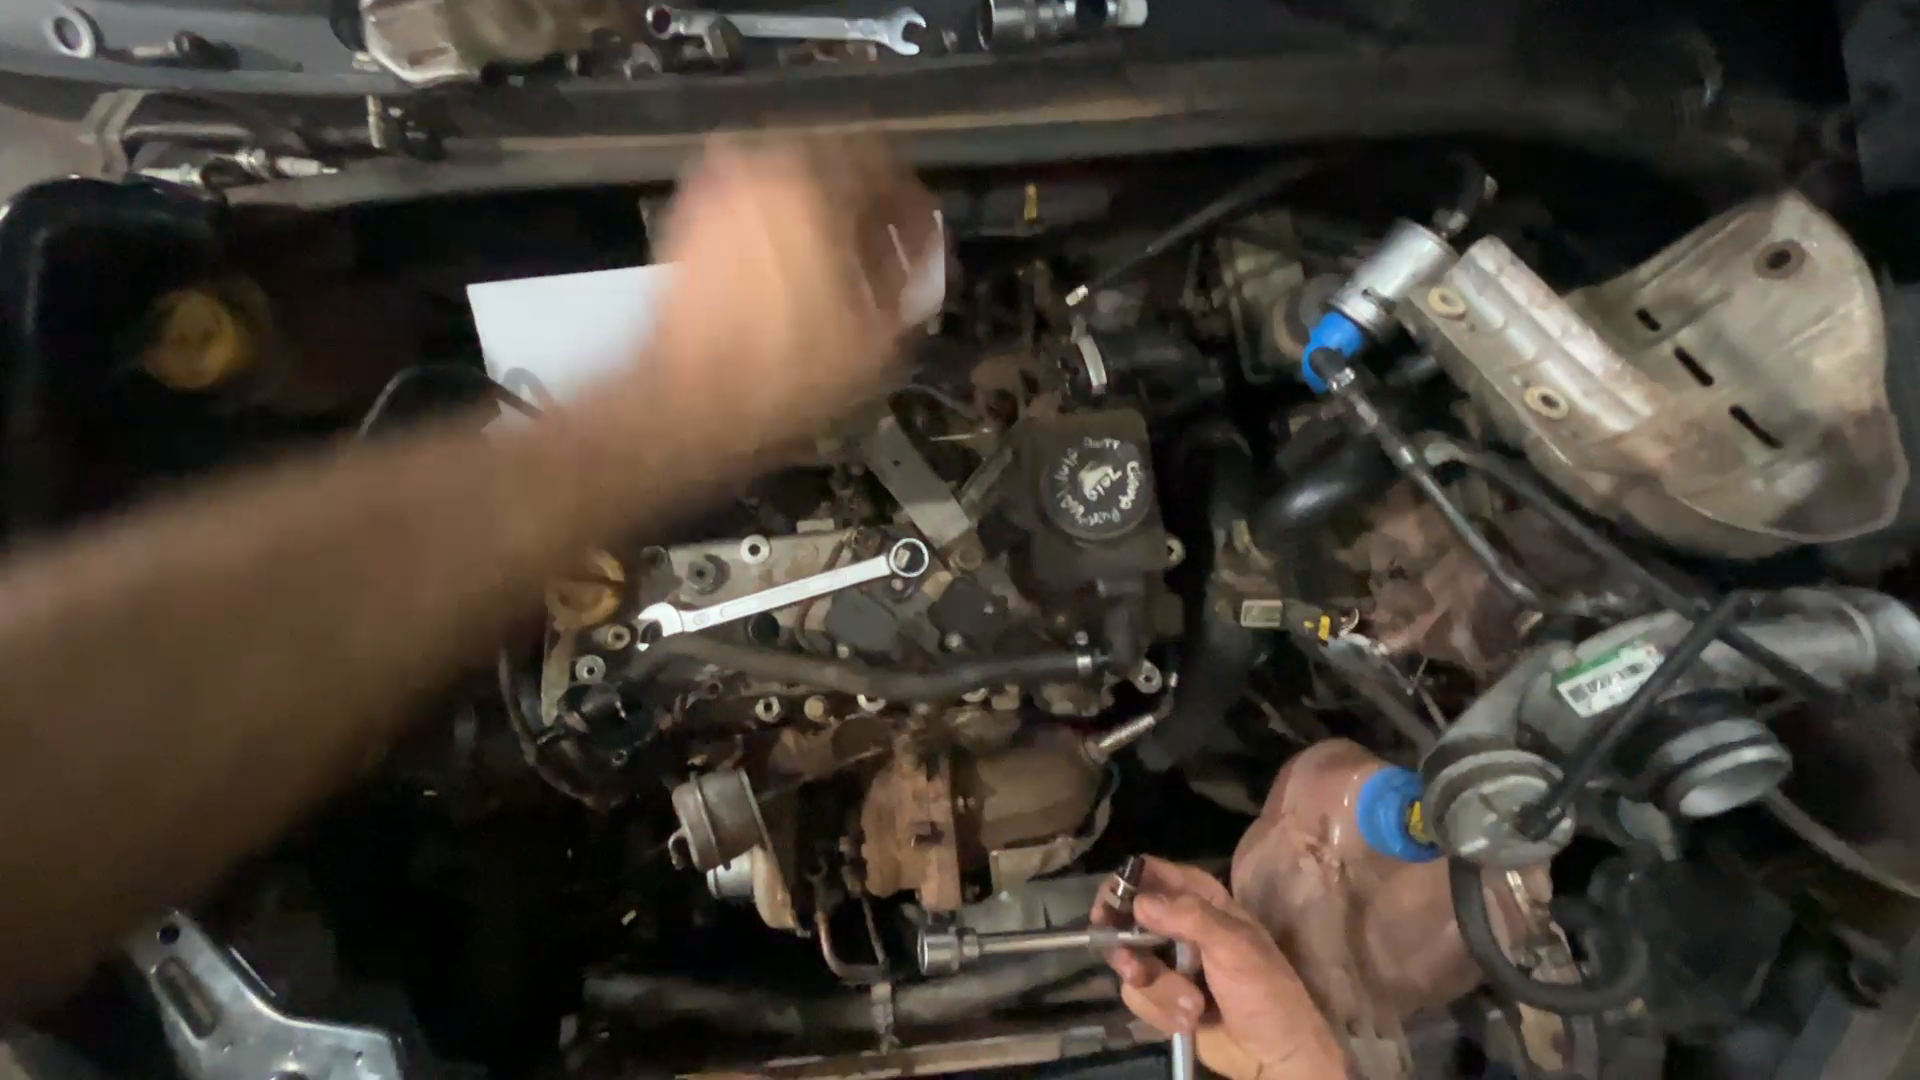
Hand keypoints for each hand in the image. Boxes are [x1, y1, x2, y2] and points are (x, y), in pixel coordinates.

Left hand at [643, 136, 938, 449]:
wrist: (692, 401)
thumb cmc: (792, 372)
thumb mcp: (877, 339)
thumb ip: (909, 283)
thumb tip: (917, 259)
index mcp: (816, 183)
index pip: (885, 166)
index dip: (913, 211)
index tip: (922, 248)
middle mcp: (761, 166)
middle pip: (835, 168)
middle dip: (867, 213)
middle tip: (884, 259)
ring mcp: (717, 191)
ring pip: (790, 187)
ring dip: (824, 222)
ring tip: (839, 273)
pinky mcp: (689, 222)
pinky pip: (752, 210)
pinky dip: (781, 232)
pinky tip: (792, 280)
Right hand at [1092, 858, 1346, 1079]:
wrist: (1277, 1058)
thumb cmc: (1266, 993)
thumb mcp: (1235, 947)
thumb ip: (1189, 917)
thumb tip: (1139, 902)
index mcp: (1198, 897)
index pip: (1149, 872)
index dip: (1123, 885)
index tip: (1108, 911)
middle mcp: (1177, 922)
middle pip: (1125, 916)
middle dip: (1128, 948)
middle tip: (1134, 968)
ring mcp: (1167, 960)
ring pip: (1129, 960)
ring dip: (1159, 990)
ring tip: (1191, 1007)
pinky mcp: (1162, 995)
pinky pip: (1138, 995)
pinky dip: (1161, 1012)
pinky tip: (1190, 1022)